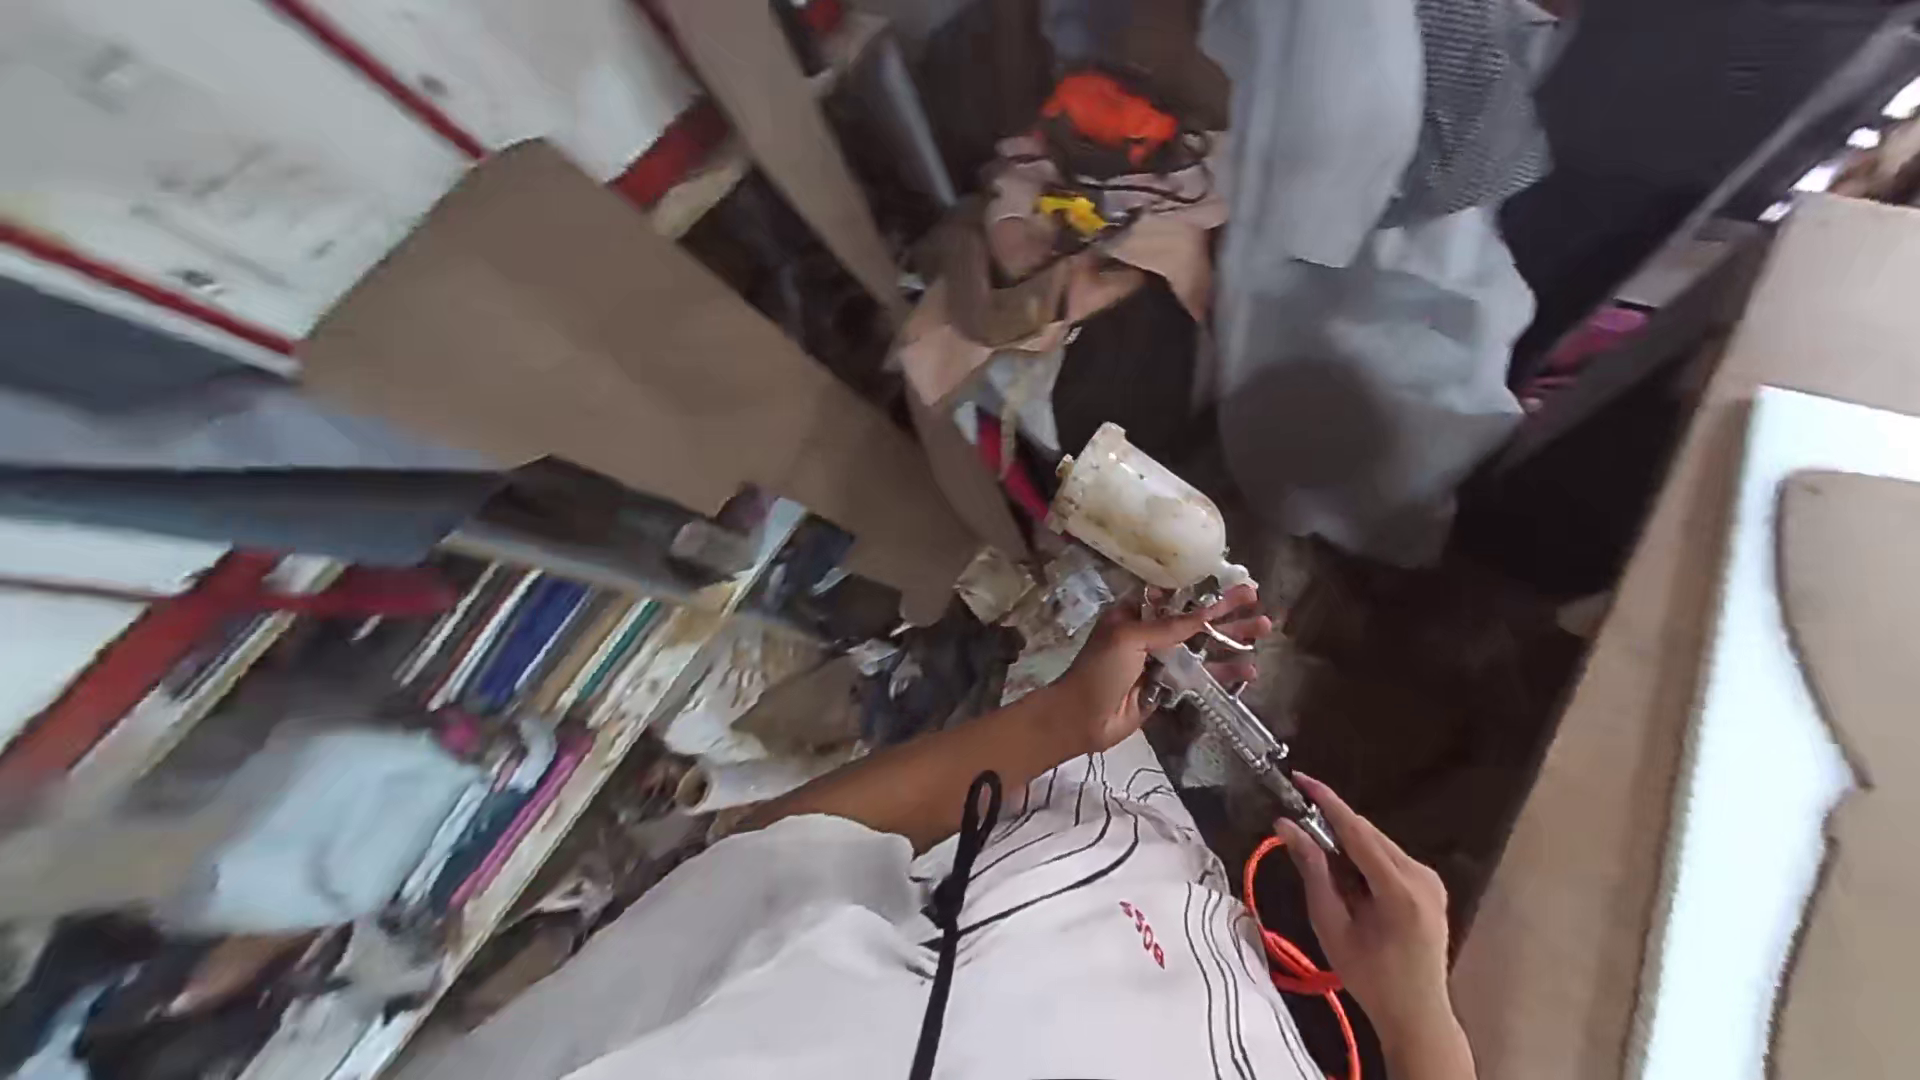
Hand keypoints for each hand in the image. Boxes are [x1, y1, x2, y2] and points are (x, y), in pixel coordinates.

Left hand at [1053, 583, 1270, 754]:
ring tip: (1263, 627)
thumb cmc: (1100, 670)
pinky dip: (1224, 672)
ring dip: (1231, 638)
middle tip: (1257, 598)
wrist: (1083, 718)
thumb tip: (1204, 612)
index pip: (1173, 595)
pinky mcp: (1169, 687)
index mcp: (1133, 614)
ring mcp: (1161, 661)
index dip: (1201, 589)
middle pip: (1194, 619)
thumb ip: (1168, 627)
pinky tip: (1249, 670)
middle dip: (1225, 611)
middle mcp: (1149, 634)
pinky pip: (1201, 676)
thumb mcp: (1128, 638)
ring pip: (1202, 646)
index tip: (1230, 581)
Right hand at [1276, 776, 1468, 1069]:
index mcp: (1399, 891)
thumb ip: (1311, 868)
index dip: (1326, 800)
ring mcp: (1430, 880)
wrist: (1417, 1014)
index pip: (1357, 831)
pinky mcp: (1430, 885)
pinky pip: (1386, 854)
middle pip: (1366, 832)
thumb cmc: (1368, 973)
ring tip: (1323, 867)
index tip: (1300, 778)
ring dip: (1344, 842)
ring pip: (1375, 841)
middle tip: (1296, 830)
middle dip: (1330, 825)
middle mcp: (1422, 878)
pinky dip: (1360, 855)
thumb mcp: (1329, 921)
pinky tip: (1347, 876)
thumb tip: (1285, 824)